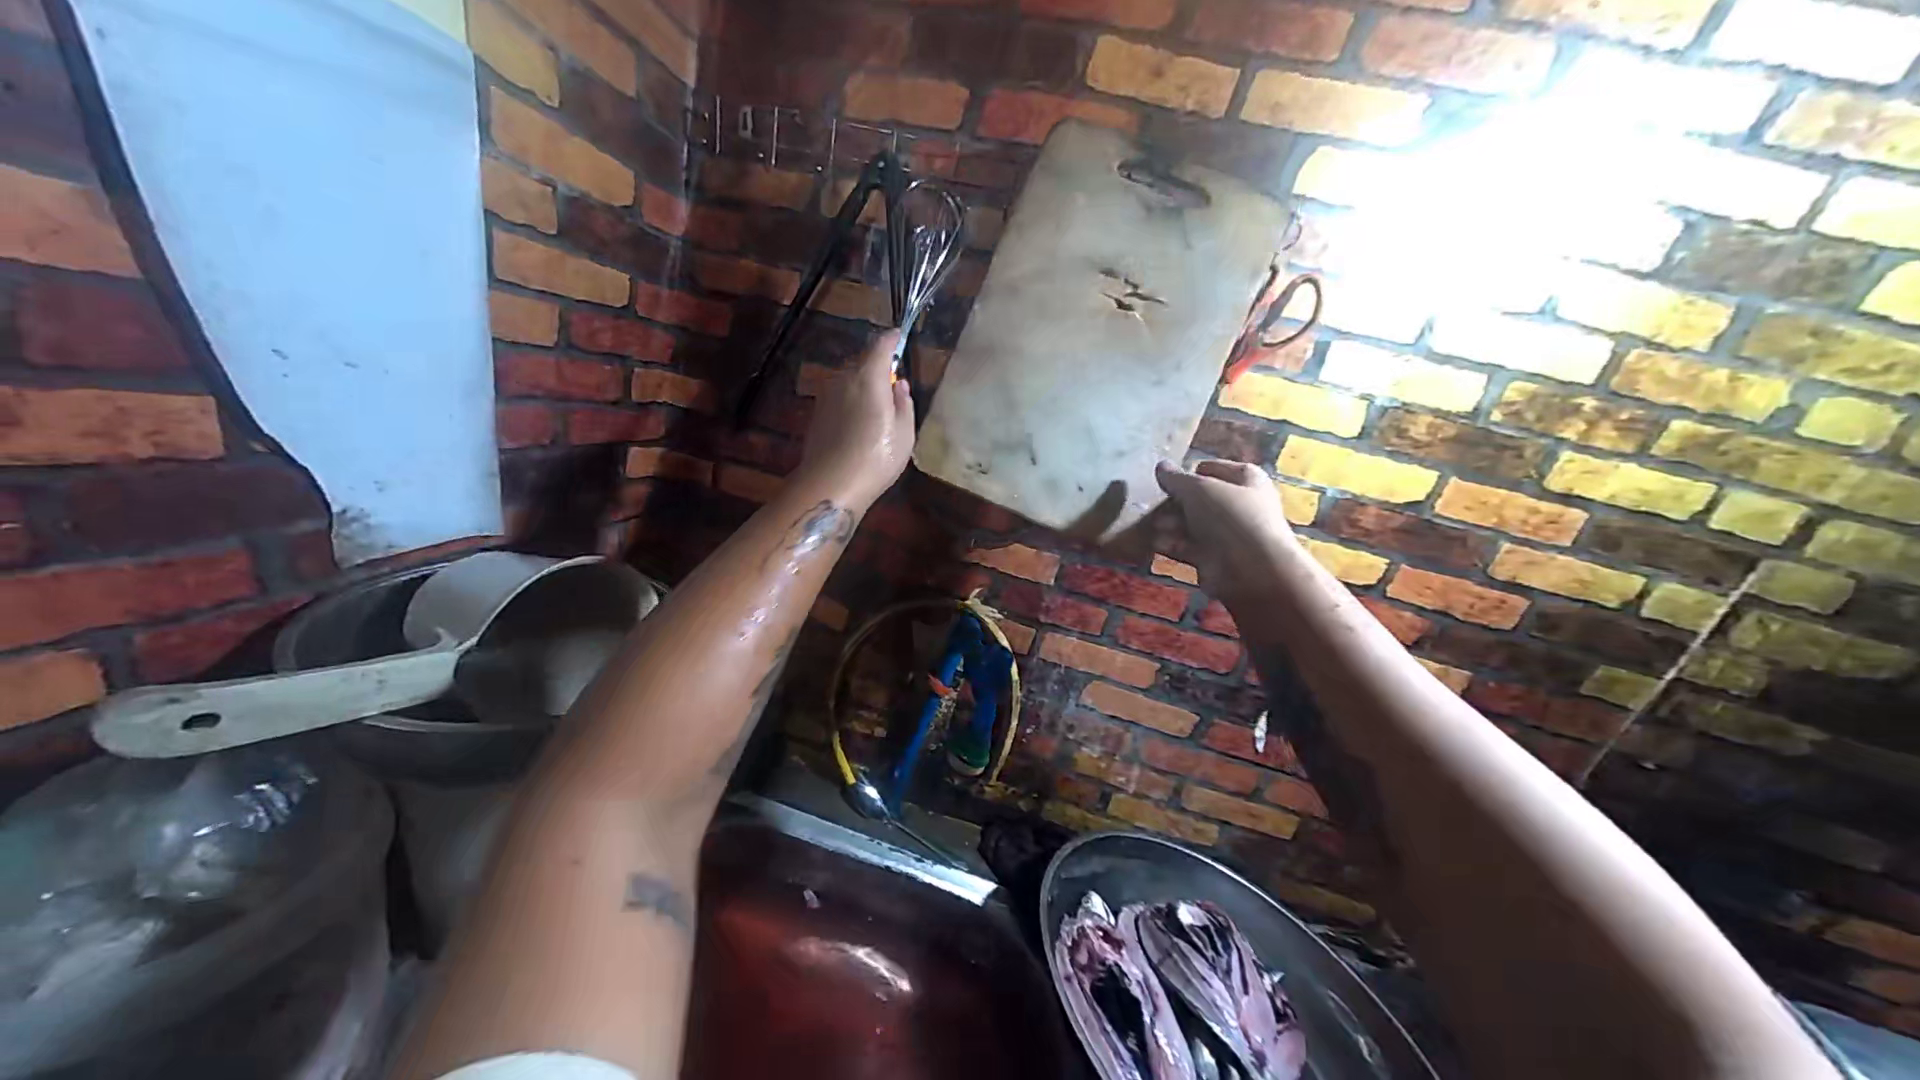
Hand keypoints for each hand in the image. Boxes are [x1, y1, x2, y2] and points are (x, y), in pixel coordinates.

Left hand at [798, 330, 915, 507]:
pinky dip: (851, 403)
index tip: (899, 338)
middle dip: (878, 367)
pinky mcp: (817, 415)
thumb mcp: (905, 433)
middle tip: (893, 385)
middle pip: (862, 363)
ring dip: (863, 387)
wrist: (830, 486)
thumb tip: (899, 385)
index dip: (892, 340)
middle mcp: (843, 379)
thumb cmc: (876, 458)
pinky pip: (839, 398)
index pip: (880, 345)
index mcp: (868, 377)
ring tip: (878, 410)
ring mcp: (826, 396)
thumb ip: (904, 403)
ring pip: (848, 381)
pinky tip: (860, 425)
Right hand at [1154, 459, 1298, 602]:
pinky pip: (1191, 548)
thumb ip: (1177, 478)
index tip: (1167, 482)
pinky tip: (1159, 545)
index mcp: (1246, 479)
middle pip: (1200, 499)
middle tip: (1156, 506)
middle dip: (1176, 503)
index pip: (1212, 469)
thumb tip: (1161, 466)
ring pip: (1193, 525)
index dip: (1189, 474)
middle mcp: (1240, 505)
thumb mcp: (1199, 489)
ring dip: (1172, 525)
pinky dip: (1175, 545)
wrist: (1253, 571)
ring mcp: (1229, 535)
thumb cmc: (1230, 517)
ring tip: (1155, 526)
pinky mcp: (1217, 560)